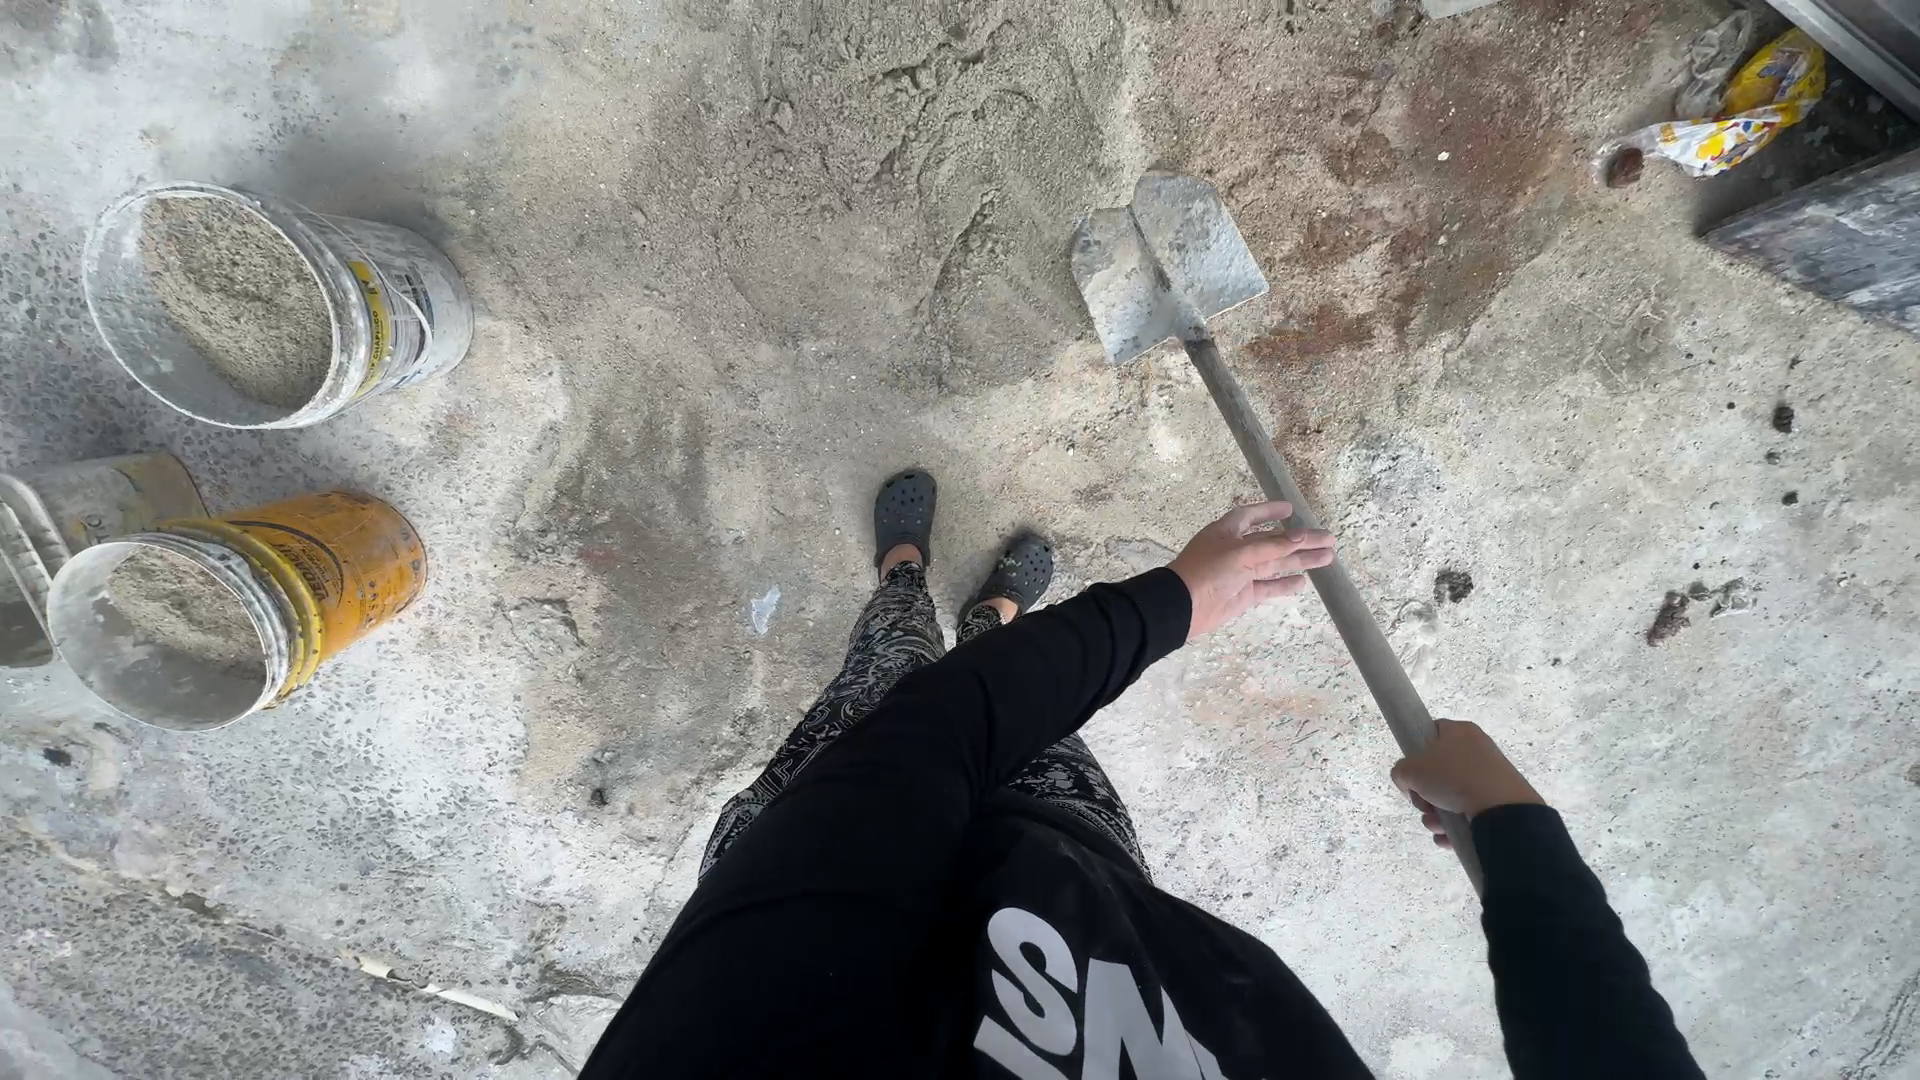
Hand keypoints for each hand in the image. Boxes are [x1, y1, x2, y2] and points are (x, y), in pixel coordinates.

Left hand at [1167, 501, 1334, 640]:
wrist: (1183, 606)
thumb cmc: (1207, 571)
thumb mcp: (1240, 553)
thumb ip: (1272, 546)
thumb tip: (1301, 536)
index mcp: (1227, 532)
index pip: (1250, 516)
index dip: (1269, 511)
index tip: (1291, 509)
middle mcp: (1235, 550)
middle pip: (1272, 541)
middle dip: (1299, 539)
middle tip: (1329, 538)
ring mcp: (1240, 573)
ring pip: (1275, 564)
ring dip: (1300, 560)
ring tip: (1328, 557)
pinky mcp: (1244, 594)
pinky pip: (1269, 587)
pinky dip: (1284, 584)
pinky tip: (1304, 582)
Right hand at [1390, 719, 1543, 846]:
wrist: (1503, 810)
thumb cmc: (1452, 778)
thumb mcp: (1408, 770)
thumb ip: (1400, 772)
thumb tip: (1411, 785)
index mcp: (1459, 731)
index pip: (1430, 734)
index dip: (1415, 753)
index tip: (1412, 772)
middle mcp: (1478, 749)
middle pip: (1439, 770)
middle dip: (1425, 793)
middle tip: (1423, 804)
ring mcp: (1493, 776)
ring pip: (1453, 793)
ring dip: (1437, 813)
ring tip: (1436, 826)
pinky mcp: (1504, 800)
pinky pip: (1472, 810)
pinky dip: (1457, 825)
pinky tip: (1448, 837)